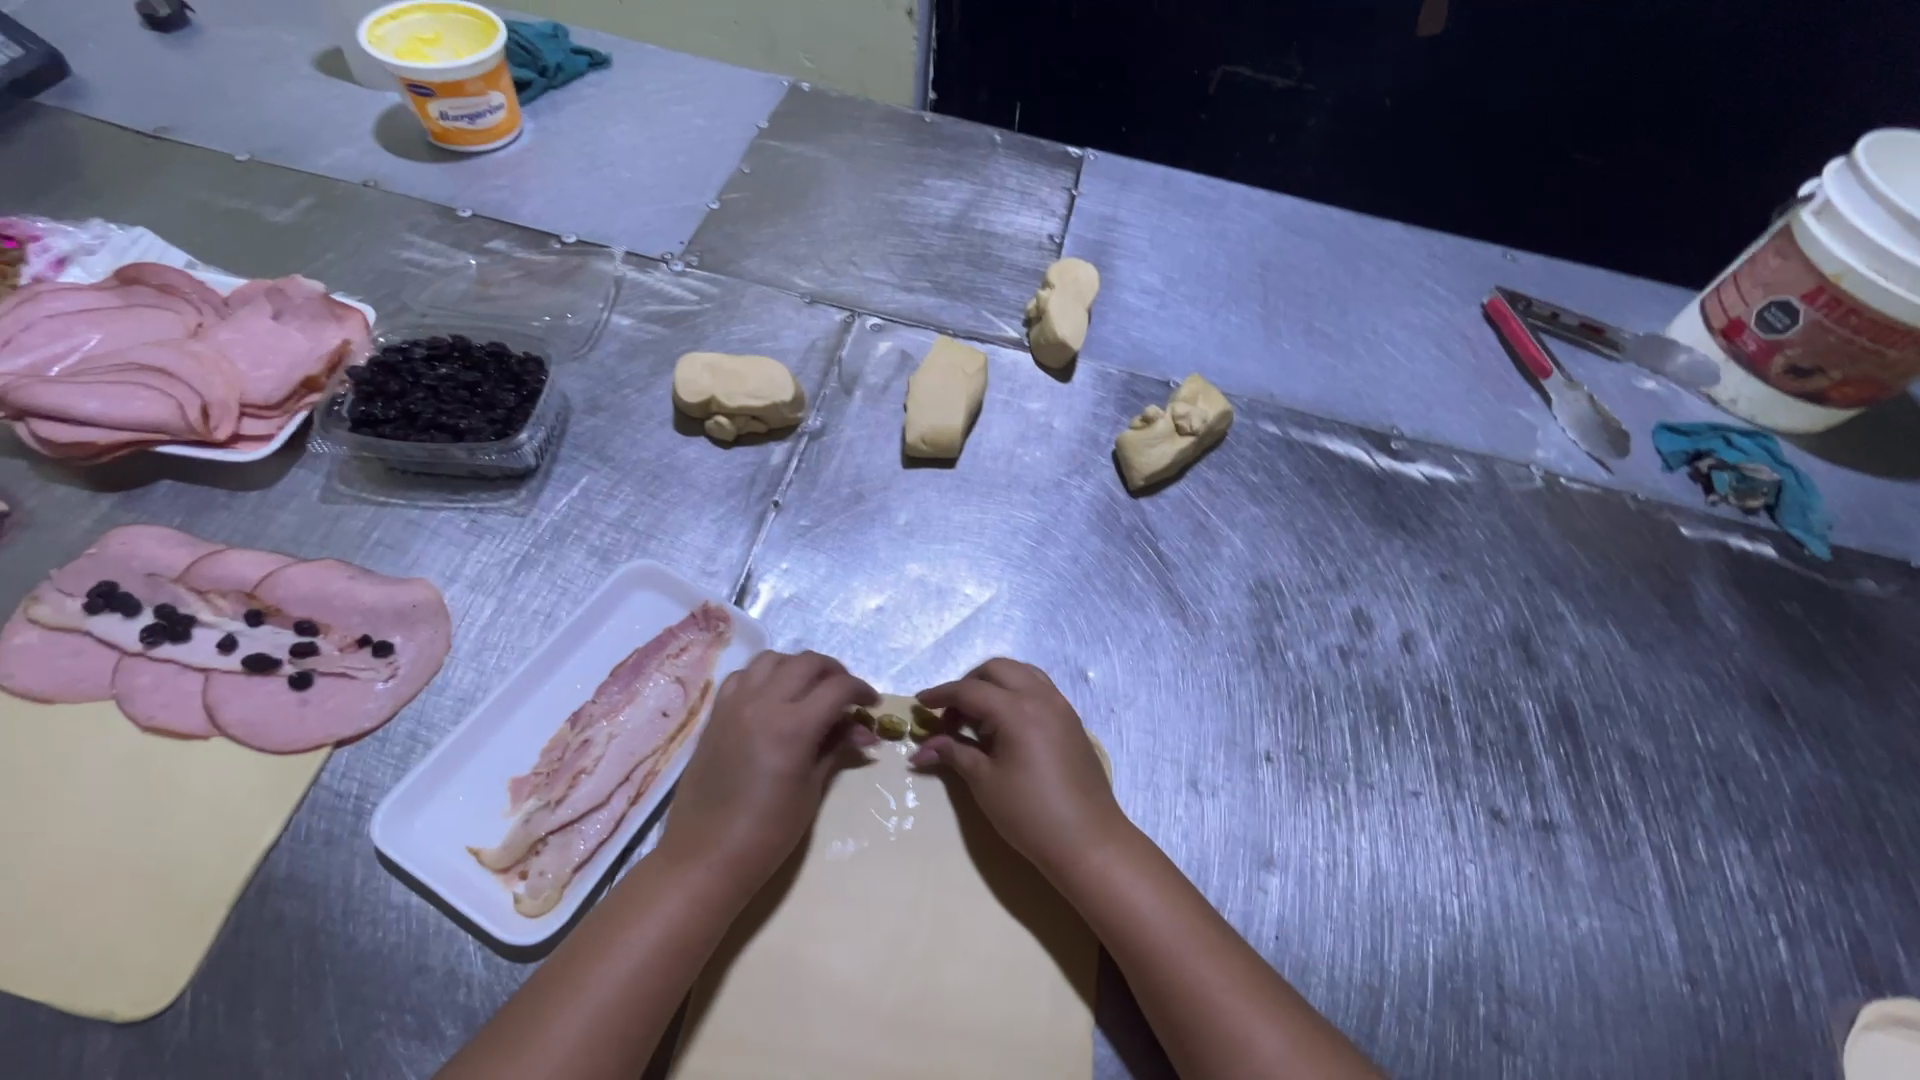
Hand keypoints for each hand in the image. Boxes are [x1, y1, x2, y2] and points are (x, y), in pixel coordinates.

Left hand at [659, 650, 876, 890]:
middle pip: (808, 663)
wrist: (706, 855)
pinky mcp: (716, 714)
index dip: (862, 690)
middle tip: (847, 695)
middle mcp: (762, 703)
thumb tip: (864, 731)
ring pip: (772, 659)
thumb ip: (836, 749)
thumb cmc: (767, 833)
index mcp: (792, 726)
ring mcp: (734, 705)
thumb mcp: (811, 790)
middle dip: (835, 673)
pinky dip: (764, 676)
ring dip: (798, 667)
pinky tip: (773, 698)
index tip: (872, 704)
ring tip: (810, 690)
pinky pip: (743, 676)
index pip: (838, 688)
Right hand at [912, 658, 1131, 880]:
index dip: (941, 695)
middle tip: (951, 713)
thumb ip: (954, 754)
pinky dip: (1017, 693)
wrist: (1088, 840)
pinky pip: (1040, 689)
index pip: (969, 690)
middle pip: (997, 670)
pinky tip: (1006, 725)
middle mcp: (1041, 698)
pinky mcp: (1072, 721)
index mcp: (1016, 710)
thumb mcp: (984, 782)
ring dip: (995, 684)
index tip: (920, 703)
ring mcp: (1061, 707)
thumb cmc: (1030, 813)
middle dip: (969, 683)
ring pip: (1022, 674)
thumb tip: (920, 750)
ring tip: (978, 716)